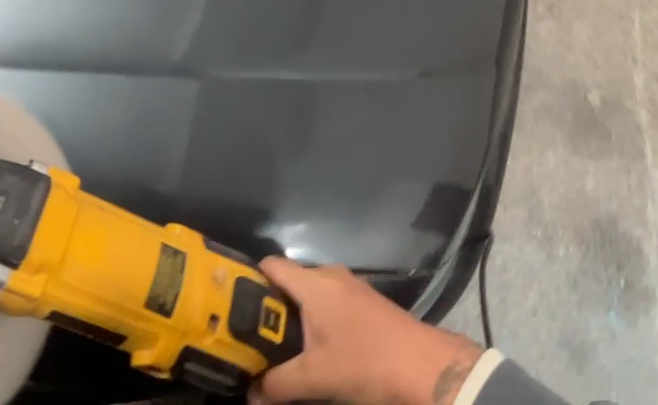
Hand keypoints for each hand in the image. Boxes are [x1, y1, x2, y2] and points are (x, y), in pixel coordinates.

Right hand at [250, 258, 481, 404]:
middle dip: (269, 308)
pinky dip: (316, 323)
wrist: (428, 370)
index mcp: (313, 283)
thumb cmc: (367, 363)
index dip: (247, 280)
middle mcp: (329, 276)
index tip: (229, 305)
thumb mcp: (316, 379)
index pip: (270, 265)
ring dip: (295, 319)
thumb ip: (277, 385)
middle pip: (288, 283)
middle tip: (249, 336)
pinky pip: (328, 305)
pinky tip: (312, 351)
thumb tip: (249, 395)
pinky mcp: (366, 305)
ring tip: (276, 348)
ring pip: (310, 296)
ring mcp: (350, 288)